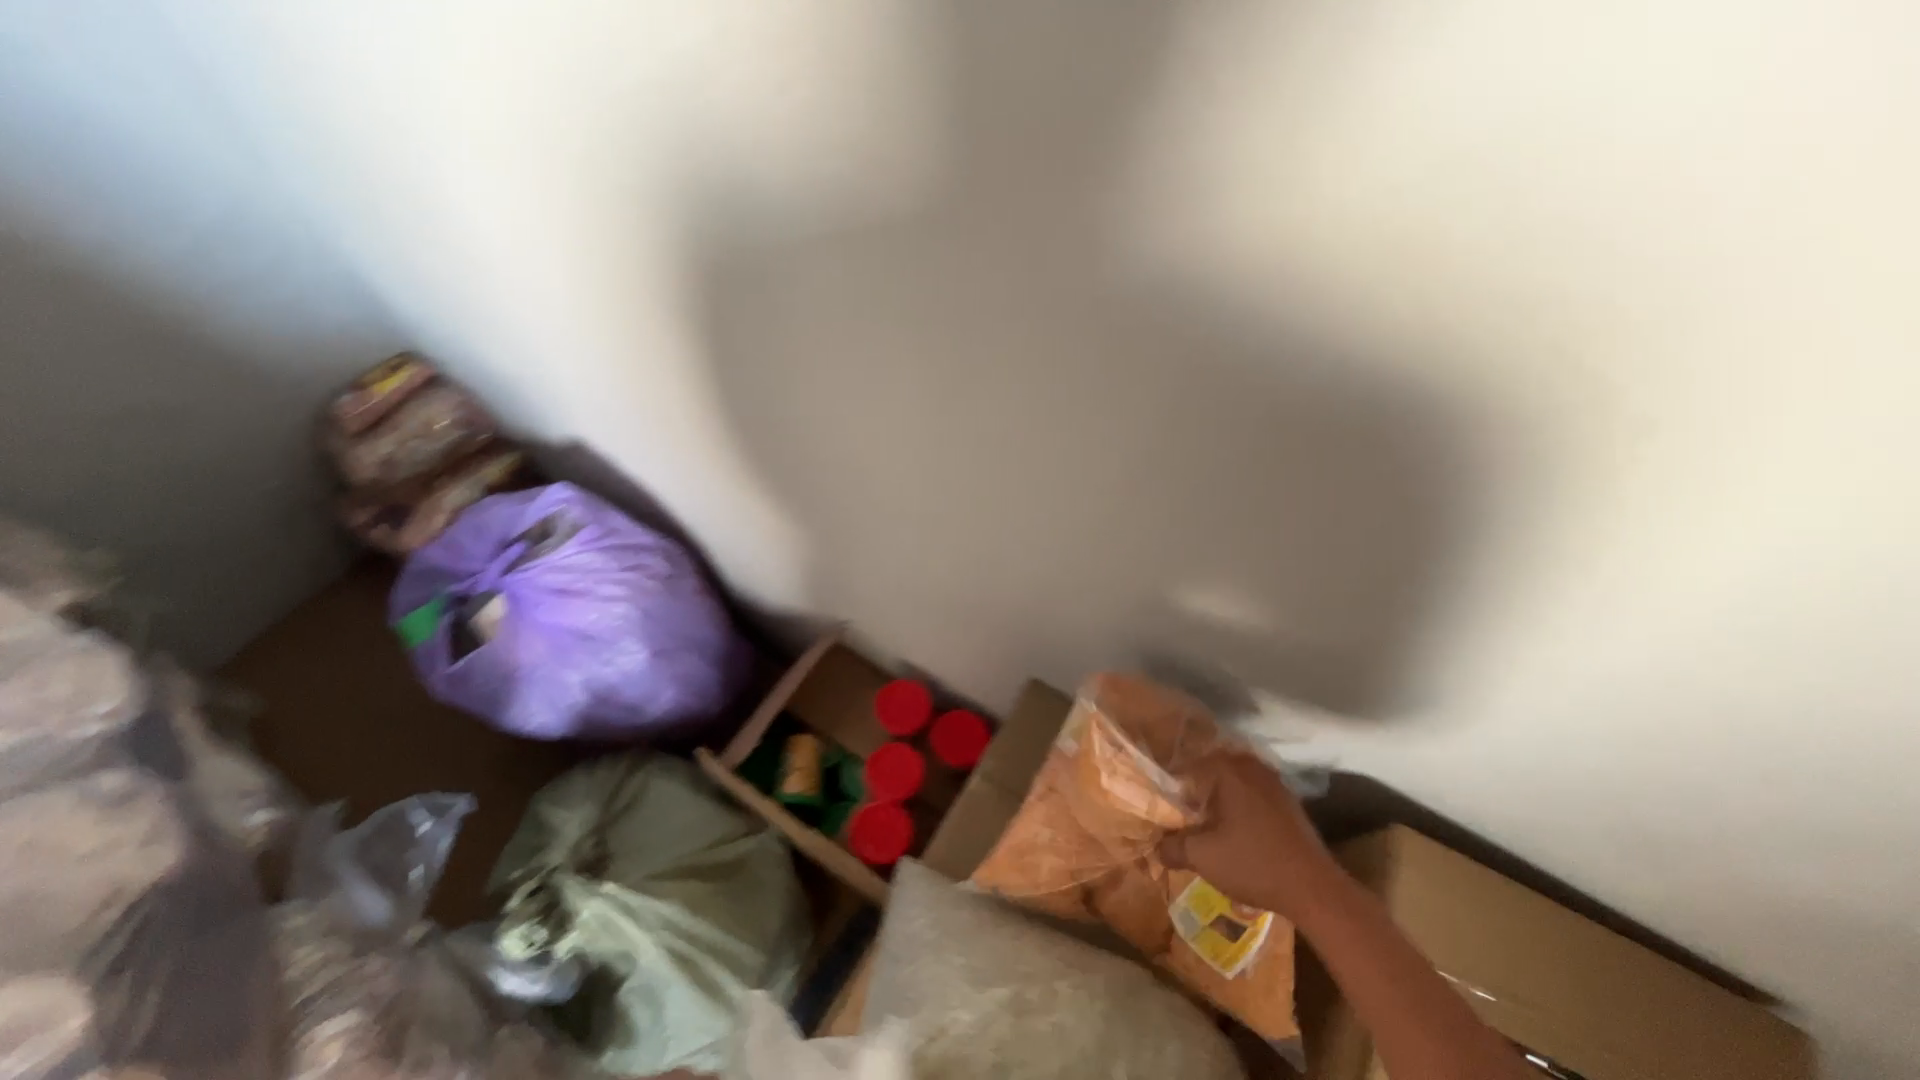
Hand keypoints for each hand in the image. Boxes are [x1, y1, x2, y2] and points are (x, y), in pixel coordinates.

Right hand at [1157, 748, 1339, 918]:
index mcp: (1227, 770)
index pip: (1185, 767)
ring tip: (1204, 826)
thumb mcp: (1202, 857)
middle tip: (1180, 817)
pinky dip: (1238, 807)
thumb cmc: (1253, 864)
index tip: (1160, 809)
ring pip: (1233, 782)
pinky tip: (1233, 832)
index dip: (1169, 788)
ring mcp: (1273, 783)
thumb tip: (1156, 846)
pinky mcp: (1288, 802)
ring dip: (1217, 799)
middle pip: (1209, 771)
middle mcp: (1250, 767)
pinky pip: (1252, 794)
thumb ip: (1172, 847)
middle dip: (1193, 792)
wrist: (1314, 888)